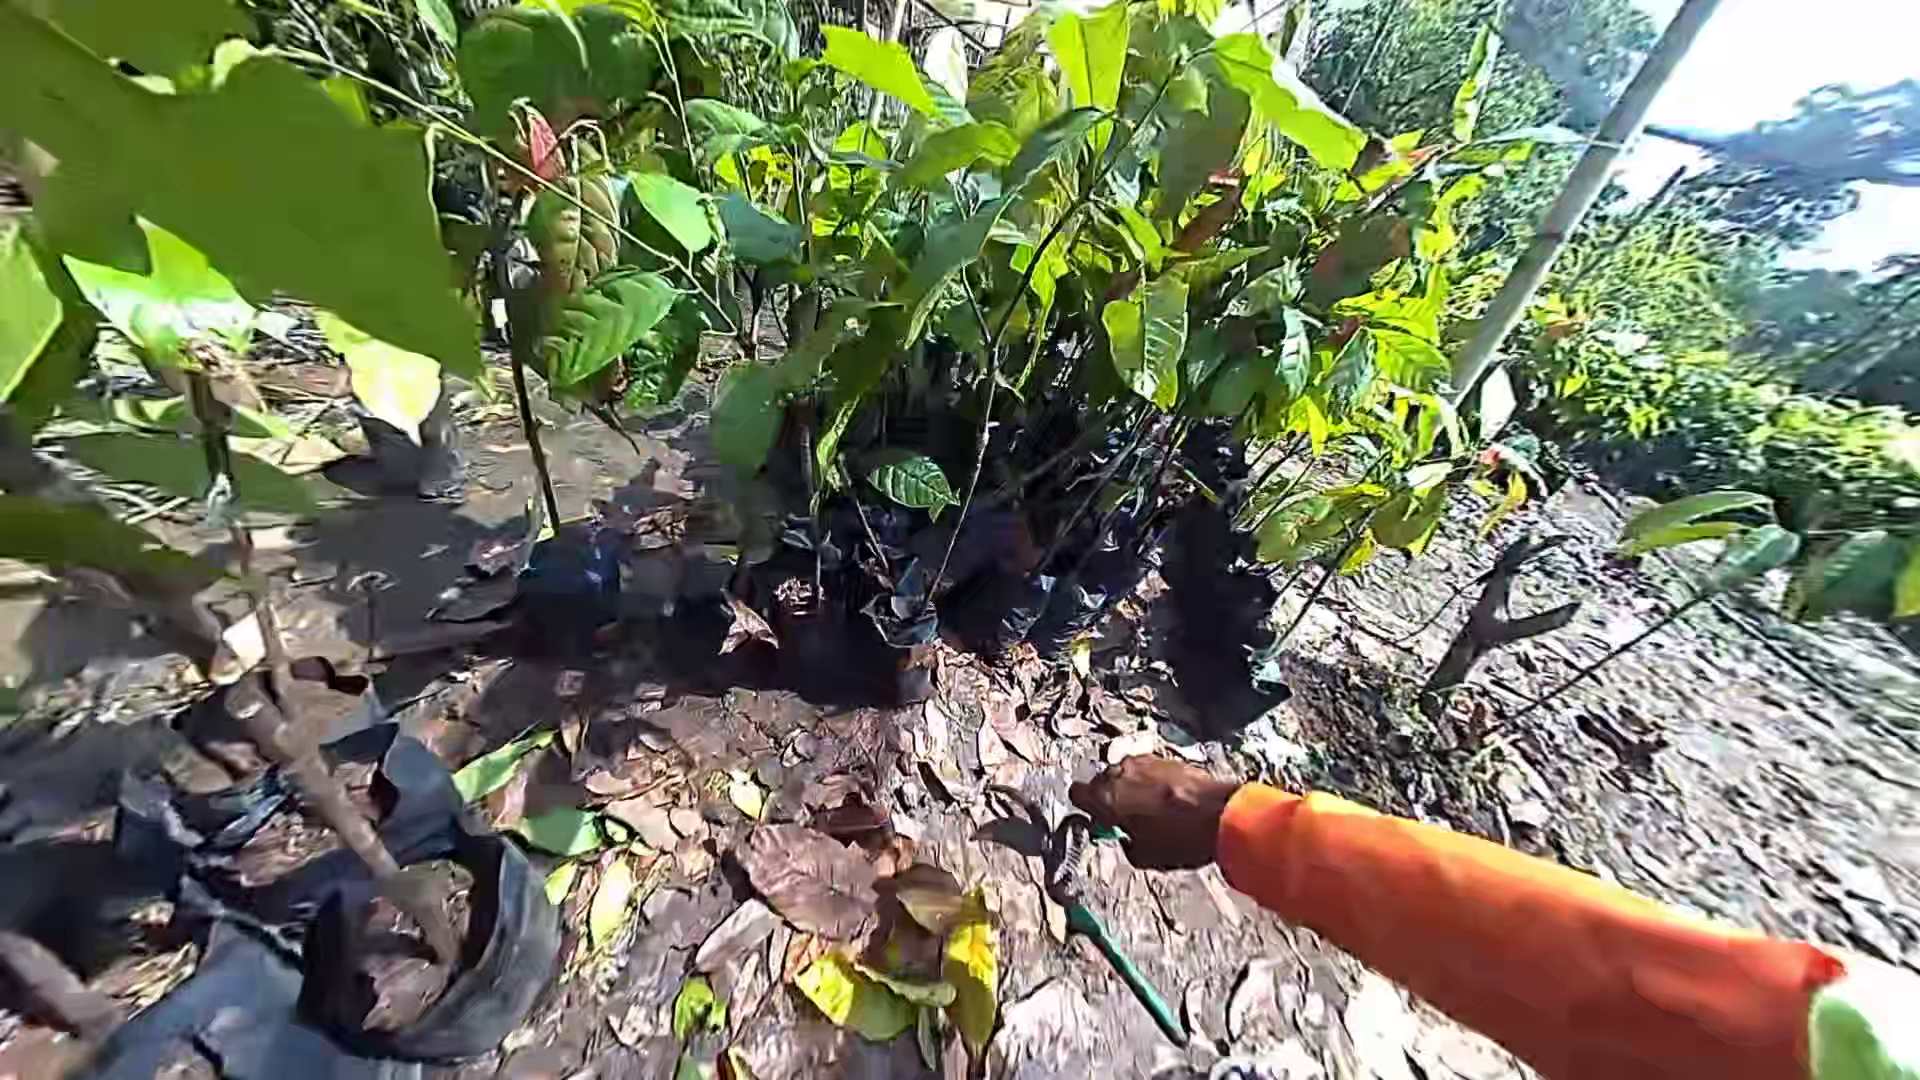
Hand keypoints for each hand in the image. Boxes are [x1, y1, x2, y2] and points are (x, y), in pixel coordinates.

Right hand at [1069, 757, 1240, 870]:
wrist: (1219, 815)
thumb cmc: (1180, 838)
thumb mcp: (1144, 856)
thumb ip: (1124, 842)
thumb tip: (1126, 837)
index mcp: (1104, 796)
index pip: (1077, 794)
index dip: (1087, 807)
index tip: (1098, 819)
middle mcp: (1117, 772)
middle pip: (1101, 781)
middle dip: (1112, 797)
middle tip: (1128, 819)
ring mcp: (1140, 761)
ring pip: (1125, 773)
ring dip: (1132, 787)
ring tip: (1153, 810)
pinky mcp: (1162, 757)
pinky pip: (1146, 769)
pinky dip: (1152, 781)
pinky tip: (1168, 801)